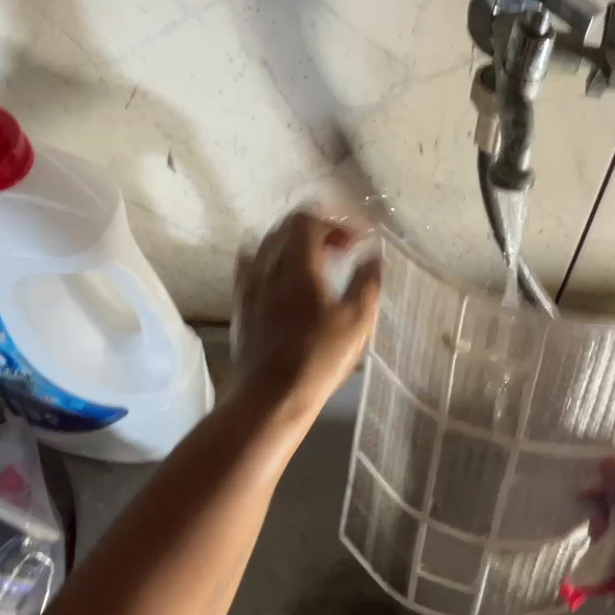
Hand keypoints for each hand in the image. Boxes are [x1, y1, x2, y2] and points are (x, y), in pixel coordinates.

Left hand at [231, 210, 381, 407]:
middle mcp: (267, 264)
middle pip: (288, 227)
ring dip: (295, 246)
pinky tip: (283, 280)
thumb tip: (373, 253)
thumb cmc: (318, 357)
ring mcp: (249, 283)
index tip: (358, 241)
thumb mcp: (357, 321)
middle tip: (342, 251)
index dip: (337, 223)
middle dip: (318, 230)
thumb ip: (366, 281)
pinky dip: (272, 263)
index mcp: (297, 262)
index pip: (310, 219)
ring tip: (317, 265)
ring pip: (268, 245)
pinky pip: (252, 267)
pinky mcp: (240, 304)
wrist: (271, 394)